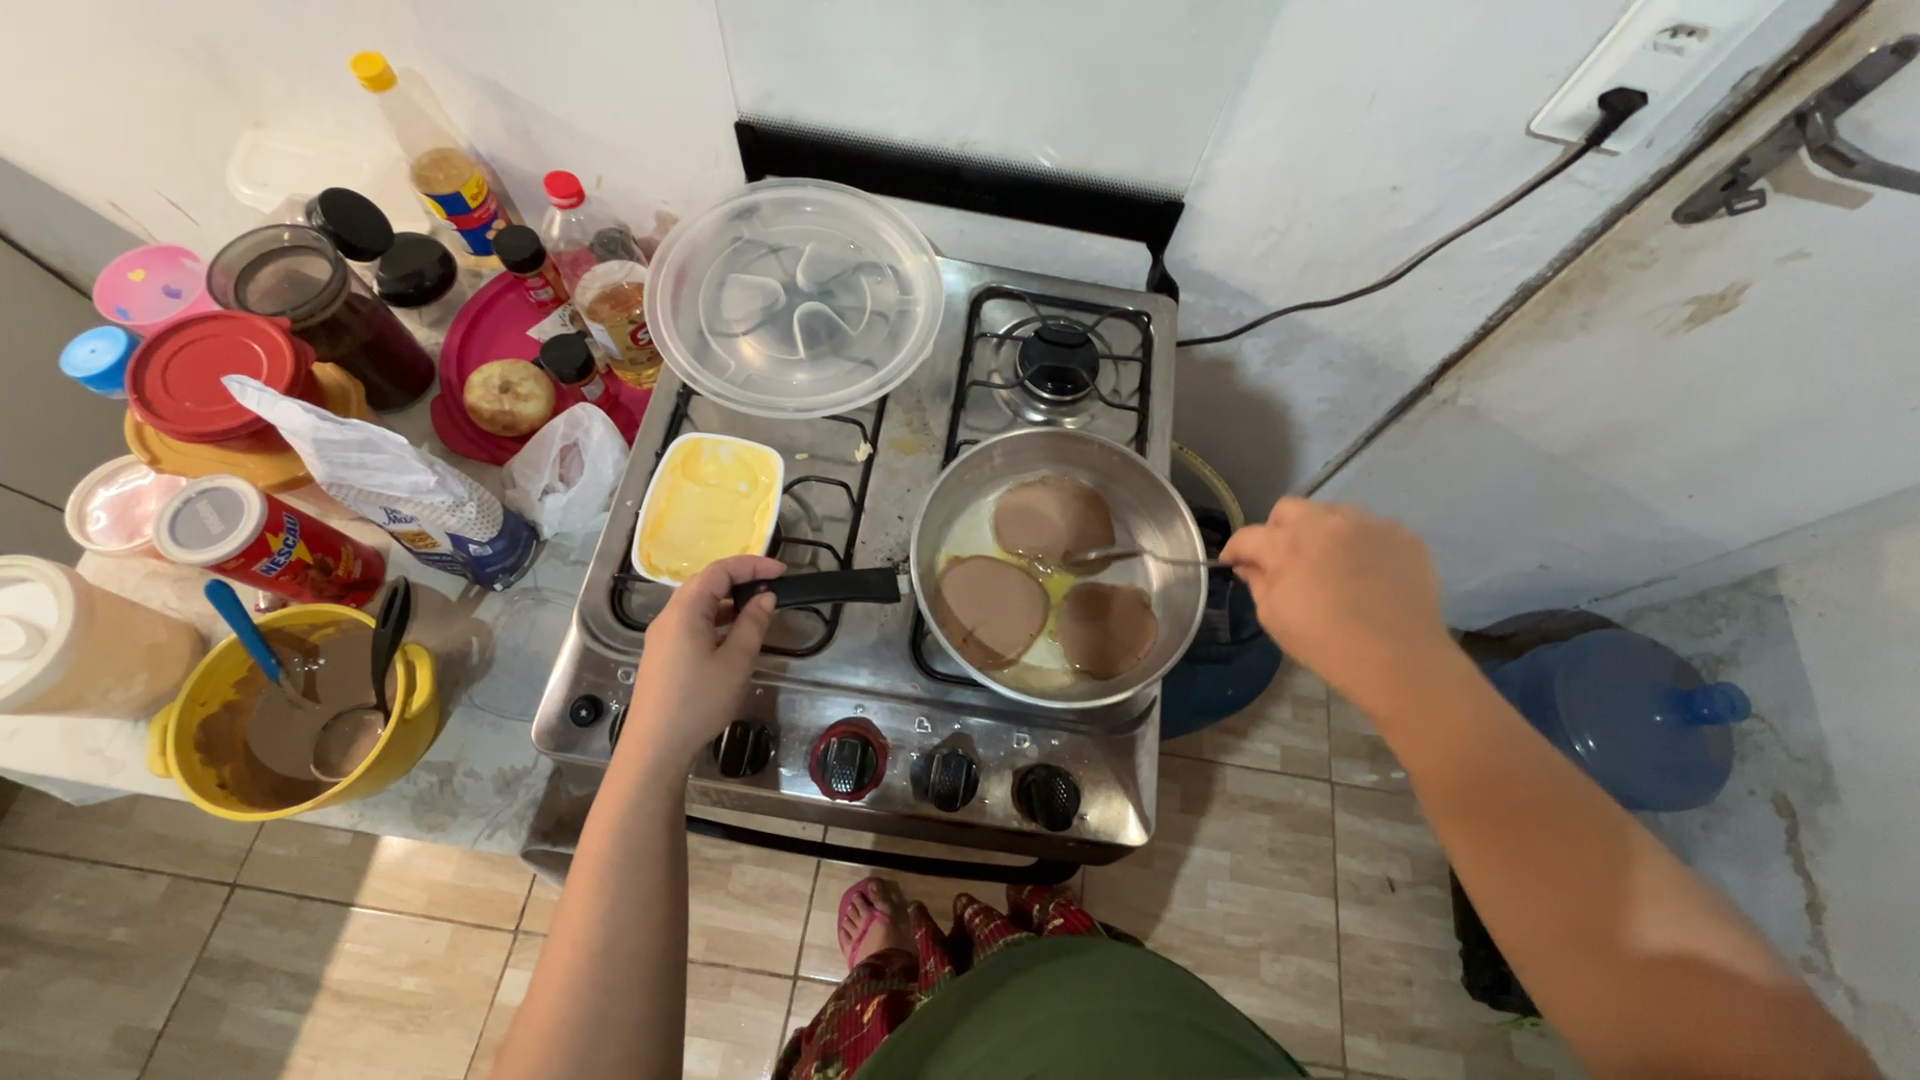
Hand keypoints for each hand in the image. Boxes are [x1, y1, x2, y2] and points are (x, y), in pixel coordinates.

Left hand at [619, 555, 784, 769]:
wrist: (656, 746)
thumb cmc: (699, 700)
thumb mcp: (736, 661)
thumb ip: (753, 624)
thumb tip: (765, 597)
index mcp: (686, 610)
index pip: (720, 571)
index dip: (752, 565)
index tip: (782, 572)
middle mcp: (669, 616)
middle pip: (705, 582)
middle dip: (740, 579)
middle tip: (772, 586)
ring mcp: (662, 636)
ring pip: (698, 604)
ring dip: (728, 600)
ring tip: (758, 609)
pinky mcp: (662, 654)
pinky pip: (691, 623)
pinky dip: (716, 618)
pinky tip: (733, 635)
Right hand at [1222, 498, 1458, 708]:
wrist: (1398, 658)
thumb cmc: (1325, 642)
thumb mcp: (1274, 617)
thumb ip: (1258, 582)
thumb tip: (1251, 566)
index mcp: (1287, 544)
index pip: (1249, 535)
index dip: (1236, 549)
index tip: (1234, 563)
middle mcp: (1326, 522)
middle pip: (1288, 509)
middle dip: (1278, 530)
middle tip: (1285, 560)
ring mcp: (1368, 524)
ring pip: (1332, 514)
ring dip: (1321, 534)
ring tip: (1331, 566)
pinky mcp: (1401, 535)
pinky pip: (1369, 530)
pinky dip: (1359, 546)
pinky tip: (1366, 575)